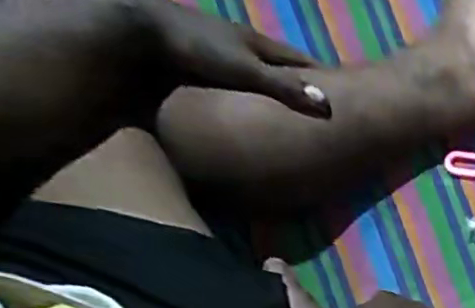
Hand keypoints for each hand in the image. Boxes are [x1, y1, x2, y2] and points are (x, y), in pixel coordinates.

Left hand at [128, 0, 331, 117]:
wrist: (130, 31)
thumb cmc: (192, 49)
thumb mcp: (246, 71)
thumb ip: (286, 89)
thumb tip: (330, 108)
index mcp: (253, 42)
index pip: (298, 59)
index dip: (322, 73)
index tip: (344, 87)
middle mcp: (235, 42)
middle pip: (276, 61)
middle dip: (299, 76)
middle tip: (321, 96)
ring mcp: (212, 50)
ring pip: (251, 68)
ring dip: (271, 83)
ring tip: (288, 102)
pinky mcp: (191, 61)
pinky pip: (229, 78)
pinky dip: (245, 90)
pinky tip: (247, 103)